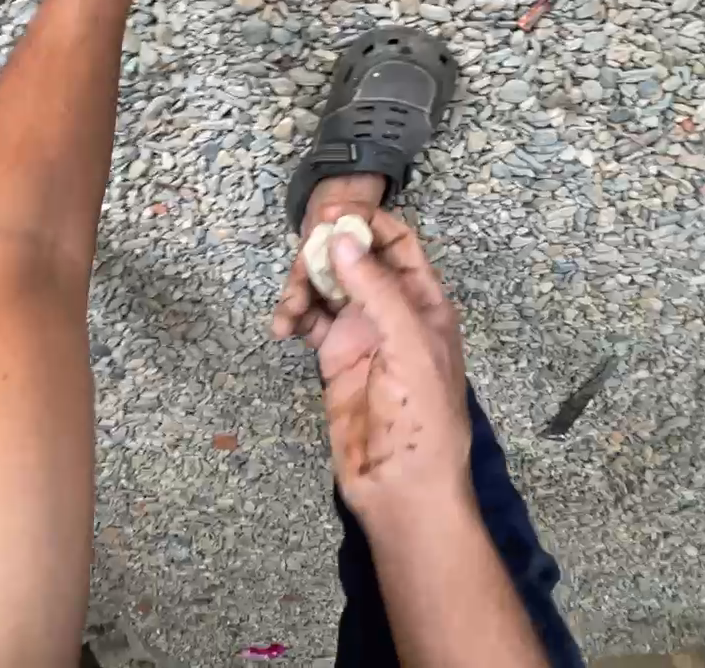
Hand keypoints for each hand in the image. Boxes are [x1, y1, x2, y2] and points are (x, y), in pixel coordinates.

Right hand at [307, 211, 473, 523]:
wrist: (399, 488)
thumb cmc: (421, 417)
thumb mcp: (408, 346)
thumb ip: (376, 289)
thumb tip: (339, 239)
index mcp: (422, 300)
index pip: (397, 242)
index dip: (366, 223)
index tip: (328, 216)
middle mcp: (390, 308)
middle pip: (352, 258)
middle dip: (322, 256)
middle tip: (299, 268)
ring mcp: (360, 330)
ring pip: (325, 285)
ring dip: (301, 287)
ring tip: (287, 311)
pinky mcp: (333, 354)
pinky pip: (308, 318)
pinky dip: (291, 316)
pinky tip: (281, 329)